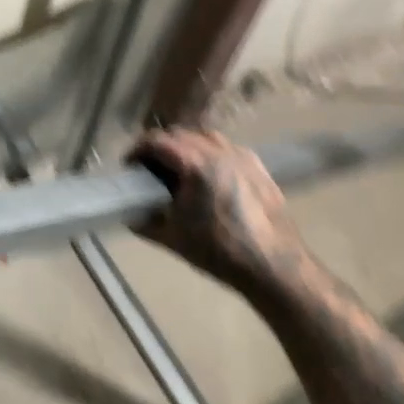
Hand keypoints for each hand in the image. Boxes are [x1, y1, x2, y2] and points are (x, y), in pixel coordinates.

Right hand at [127, 128, 313, 296]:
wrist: (276, 269)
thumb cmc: (220, 252)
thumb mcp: (170, 238)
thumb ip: (142, 220)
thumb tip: (127, 213)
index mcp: (196, 166)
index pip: (156, 141)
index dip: (136, 150)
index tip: (129, 167)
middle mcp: (221, 154)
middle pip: (180, 134)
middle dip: (160, 146)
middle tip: (150, 168)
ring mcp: (244, 159)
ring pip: (206, 136)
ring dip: (187, 145)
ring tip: (179, 168)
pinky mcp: (260, 170)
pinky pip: (229, 148)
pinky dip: (211, 152)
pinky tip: (209, 175)